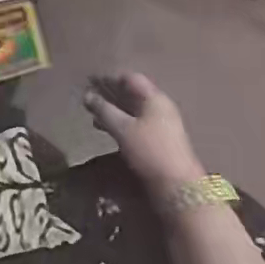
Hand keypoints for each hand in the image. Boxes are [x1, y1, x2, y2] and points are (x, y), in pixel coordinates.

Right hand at [83, 72, 208, 195]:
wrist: (177, 185)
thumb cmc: (150, 150)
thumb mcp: (122, 128)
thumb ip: (104, 110)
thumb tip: (87, 95)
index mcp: (155, 98)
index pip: (131, 78)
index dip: (110, 78)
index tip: (91, 82)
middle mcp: (160, 107)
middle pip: (133, 93)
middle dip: (110, 94)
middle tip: (89, 98)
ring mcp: (161, 124)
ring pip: (133, 110)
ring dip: (114, 110)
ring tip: (93, 115)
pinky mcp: (159, 140)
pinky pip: (136, 123)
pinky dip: (121, 122)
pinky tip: (107, 129)